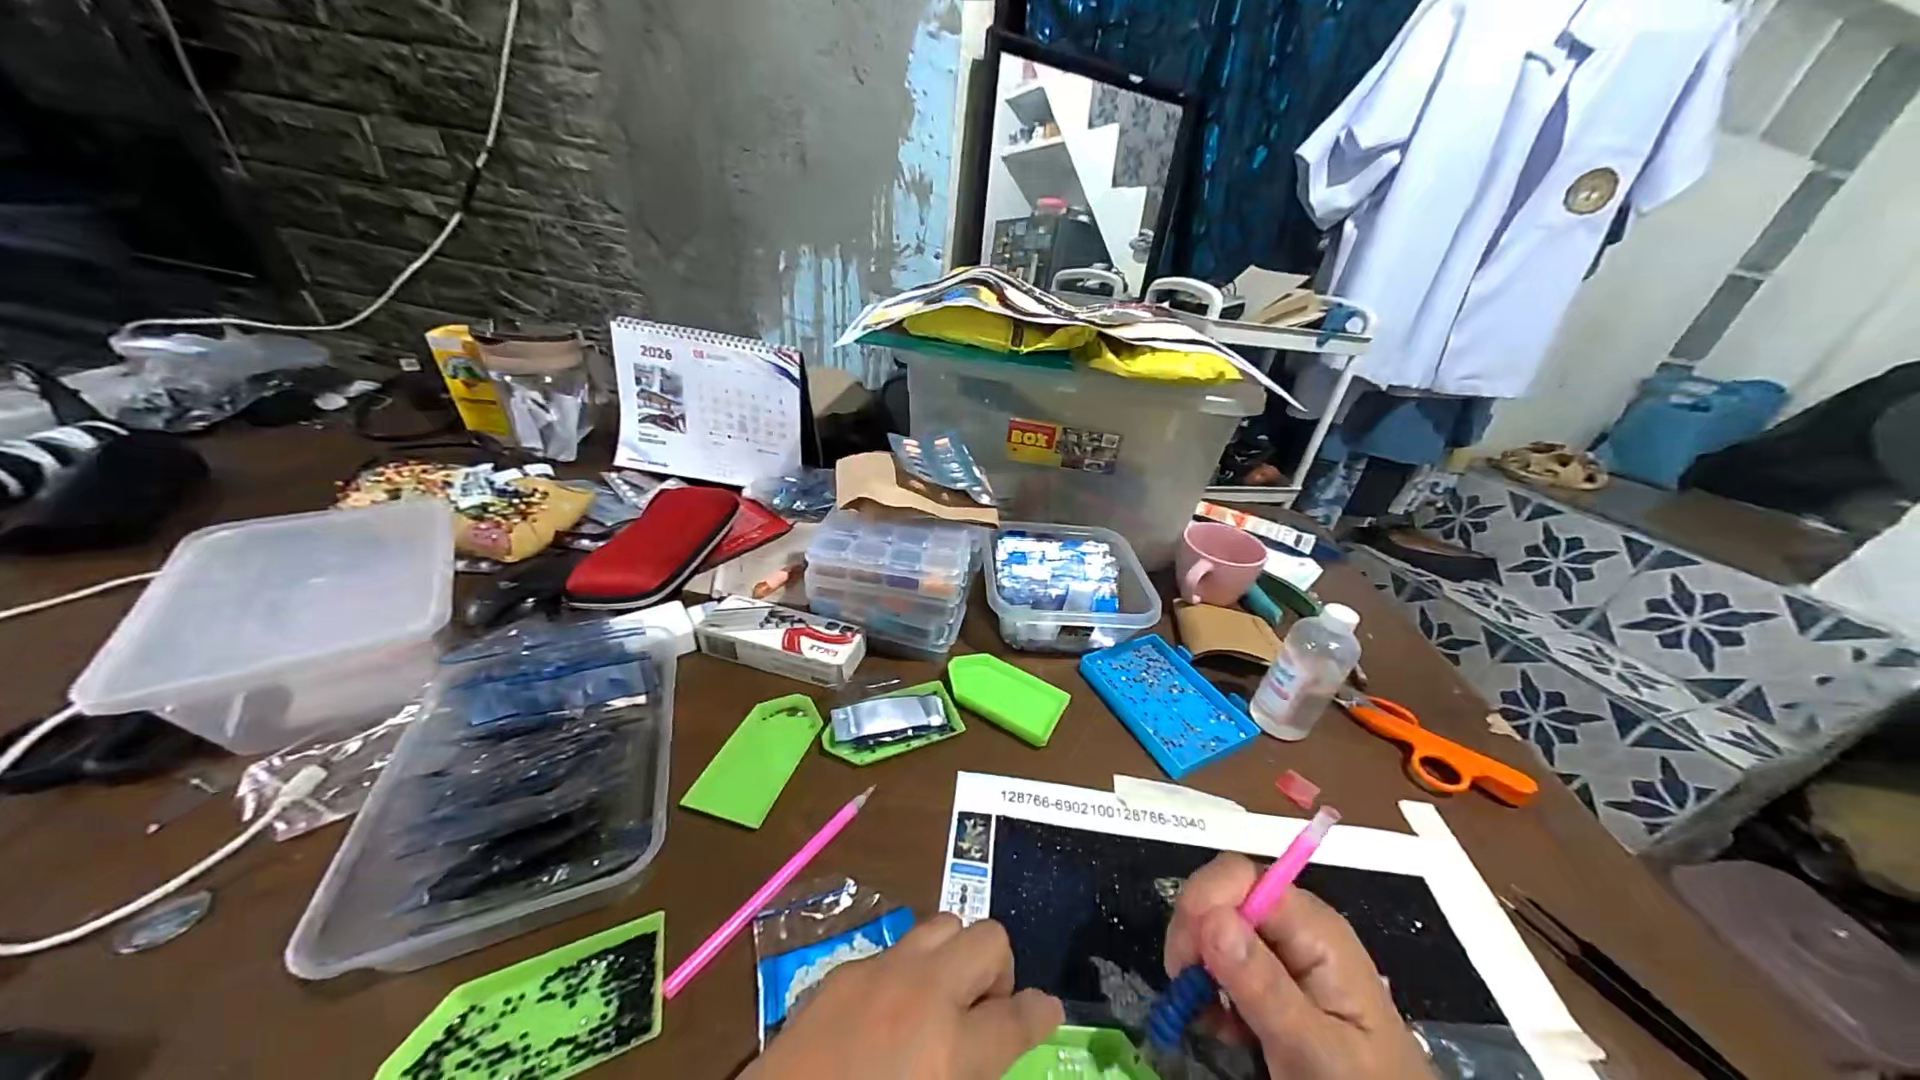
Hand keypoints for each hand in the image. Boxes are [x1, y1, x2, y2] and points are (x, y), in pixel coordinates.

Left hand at [746, 913, 1063, 1079]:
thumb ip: (972, 1069)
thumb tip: (990, 1048)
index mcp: (950, 1050)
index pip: (1019, 1017)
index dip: (1041, 1012)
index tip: (1046, 1011)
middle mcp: (922, 995)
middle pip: (989, 939)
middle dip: (998, 971)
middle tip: (982, 1012)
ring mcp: (880, 973)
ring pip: (944, 924)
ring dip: (955, 957)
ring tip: (941, 997)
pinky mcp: (844, 970)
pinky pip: (897, 949)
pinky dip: (909, 970)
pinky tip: (889, 1009)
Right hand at [1164, 854, 1433, 1079]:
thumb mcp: (1316, 1049)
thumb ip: (1265, 986)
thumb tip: (1211, 918)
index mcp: (1314, 927)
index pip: (1240, 876)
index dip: (1202, 902)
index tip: (1183, 959)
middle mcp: (1295, 925)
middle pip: (1222, 896)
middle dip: (1194, 936)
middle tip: (1187, 992)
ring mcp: (1284, 950)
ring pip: (1216, 927)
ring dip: (1199, 966)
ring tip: (1209, 1018)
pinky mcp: (1274, 976)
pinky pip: (1224, 958)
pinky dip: (1209, 985)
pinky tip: (1222, 1023)